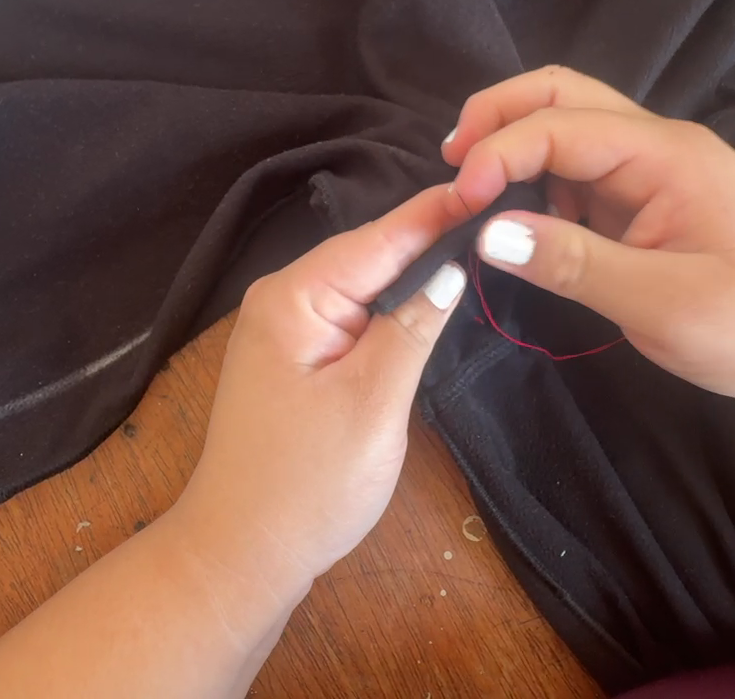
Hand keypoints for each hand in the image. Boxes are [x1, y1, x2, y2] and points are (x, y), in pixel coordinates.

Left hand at [167, 186, 471, 590]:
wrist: (241, 551)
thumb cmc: (307, 483)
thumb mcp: (372, 402)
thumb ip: (411, 327)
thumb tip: (451, 267)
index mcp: (293, 296)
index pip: (377, 239)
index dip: (434, 213)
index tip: (489, 184)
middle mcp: (281, 297)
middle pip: (366, 255)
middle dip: (426, 237)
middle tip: (493, 214)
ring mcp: (284, 326)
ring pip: (359, 284)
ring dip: (409, 271)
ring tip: (470, 243)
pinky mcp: (294, 354)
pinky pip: (348, 314)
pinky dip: (386, 306)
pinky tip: (420, 298)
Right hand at [441, 66, 734, 428]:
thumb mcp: (665, 307)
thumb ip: (573, 263)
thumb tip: (486, 232)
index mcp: (666, 155)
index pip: (557, 125)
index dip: (496, 153)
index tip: (459, 202)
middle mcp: (654, 145)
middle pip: (559, 93)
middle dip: (496, 116)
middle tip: (452, 163)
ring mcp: (649, 170)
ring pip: (564, 124)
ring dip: (511, 143)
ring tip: (473, 191)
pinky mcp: (642, 198)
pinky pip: (574, 169)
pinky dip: (532, 179)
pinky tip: (518, 217)